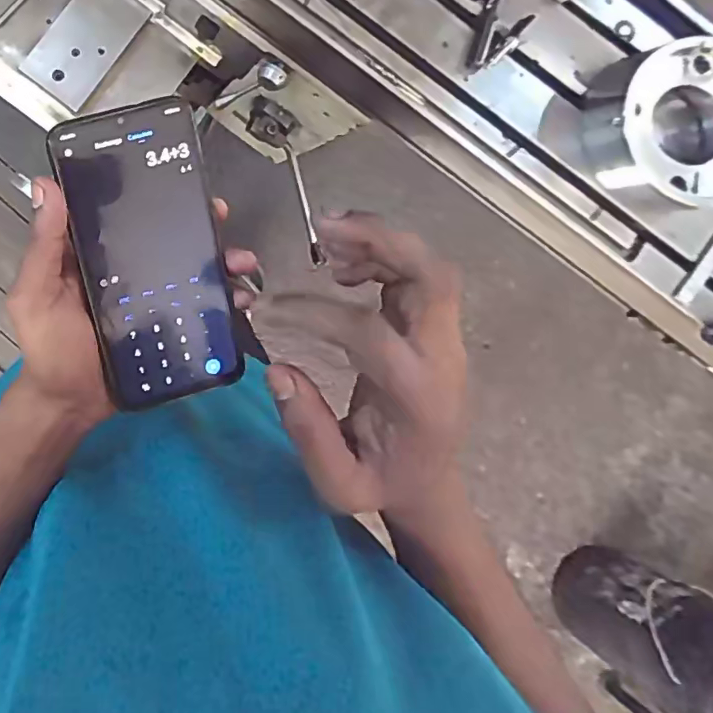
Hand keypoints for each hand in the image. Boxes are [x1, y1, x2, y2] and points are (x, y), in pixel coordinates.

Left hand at [7, 178, 258, 428]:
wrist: (71, 403)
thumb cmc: (48, 345)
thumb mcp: (35, 292)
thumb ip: (43, 244)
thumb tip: (46, 186)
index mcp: (94, 255)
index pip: (125, 215)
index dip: (150, 195)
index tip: (177, 179)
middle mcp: (126, 270)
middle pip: (168, 239)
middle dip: (199, 224)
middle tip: (220, 215)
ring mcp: (150, 298)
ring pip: (191, 269)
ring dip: (220, 260)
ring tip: (240, 263)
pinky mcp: (168, 324)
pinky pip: (199, 306)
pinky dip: (224, 299)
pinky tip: (241, 298)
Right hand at [257, 211, 467, 517]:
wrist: (430, 485)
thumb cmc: (383, 482)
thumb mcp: (339, 483)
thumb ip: (308, 433)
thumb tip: (278, 370)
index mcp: (418, 393)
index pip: (369, 331)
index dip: (314, 312)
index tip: (270, 310)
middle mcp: (440, 355)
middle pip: (432, 277)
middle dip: (381, 241)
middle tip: (323, 228)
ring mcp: (441, 336)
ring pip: (427, 266)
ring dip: (378, 241)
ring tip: (324, 237)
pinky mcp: (429, 326)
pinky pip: (415, 274)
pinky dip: (380, 254)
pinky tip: (341, 264)